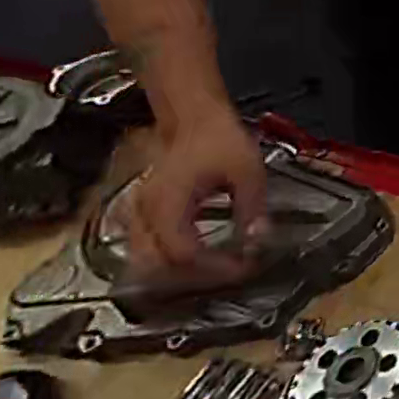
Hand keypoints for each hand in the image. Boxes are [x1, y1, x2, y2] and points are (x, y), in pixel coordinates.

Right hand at [125, 108, 268, 289]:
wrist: (194, 120)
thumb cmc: (219, 140)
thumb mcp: (248, 172)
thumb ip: (252, 206)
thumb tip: (260, 238)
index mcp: (167, 208)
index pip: (184, 254)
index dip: (213, 267)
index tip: (244, 268)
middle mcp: (143, 217)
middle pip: (156, 267)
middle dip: (192, 278)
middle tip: (231, 273)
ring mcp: (138, 217)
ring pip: (145, 262)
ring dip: (179, 273)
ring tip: (219, 268)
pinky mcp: (144, 213)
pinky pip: (148, 248)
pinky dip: (171, 259)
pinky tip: (202, 255)